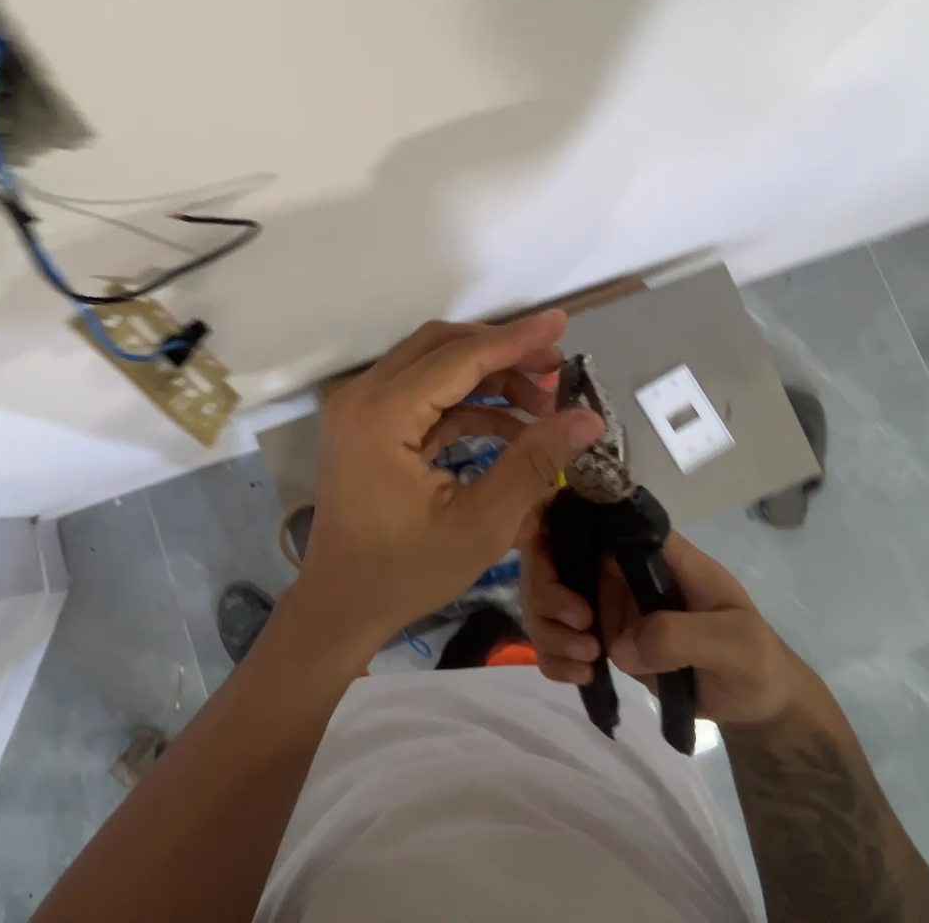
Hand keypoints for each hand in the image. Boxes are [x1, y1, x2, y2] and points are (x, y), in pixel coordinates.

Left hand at [291, 311, 607, 656]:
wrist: (340, 605)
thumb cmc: (405, 572)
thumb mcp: (481, 523)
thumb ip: (533, 463)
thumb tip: (587, 419)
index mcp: (382, 415)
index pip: (459, 358)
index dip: (516, 340)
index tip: (562, 323)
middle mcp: (362, 398)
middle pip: (441, 347)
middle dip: (502, 353)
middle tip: (555, 370)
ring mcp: (358, 411)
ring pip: (430, 368)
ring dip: (485, 379)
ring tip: (541, 405)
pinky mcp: (364, 428)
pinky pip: (419, 398)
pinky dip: (463, 405)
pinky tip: (509, 427)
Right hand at [520, 529, 804, 725]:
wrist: (754, 702)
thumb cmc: (753, 660)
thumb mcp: (734, 643)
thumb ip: (681, 635)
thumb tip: (618, 646)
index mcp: (654, 551)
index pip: (596, 517)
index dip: (554, 524)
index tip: (543, 561)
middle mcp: (621, 568)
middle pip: (553, 556)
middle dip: (547, 593)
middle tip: (580, 631)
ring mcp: (607, 602)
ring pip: (546, 600)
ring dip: (549, 631)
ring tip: (586, 663)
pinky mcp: (601, 637)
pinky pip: (556, 639)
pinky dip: (554, 658)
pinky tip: (581, 677)